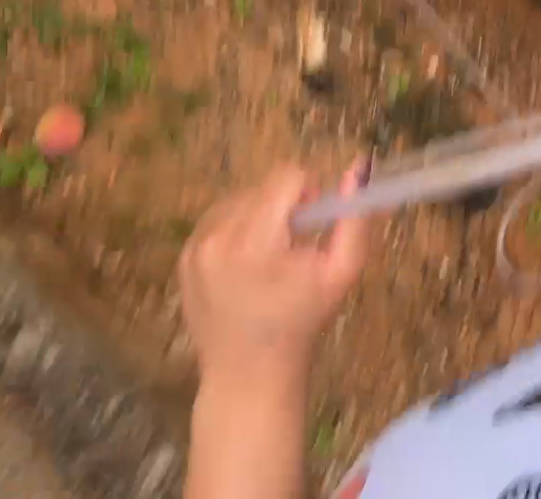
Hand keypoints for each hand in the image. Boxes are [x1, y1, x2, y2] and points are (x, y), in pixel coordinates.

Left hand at [179, 164, 369, 390]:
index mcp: (256, 242)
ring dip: (262, 214)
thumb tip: (357, 168)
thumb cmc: (303, 320)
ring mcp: (194, 249)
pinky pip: (220, 218)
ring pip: (241, 198)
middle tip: (296, 243)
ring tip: (272, 254)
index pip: (286, 177)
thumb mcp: (343, 270)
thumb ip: (353, 217)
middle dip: (286, 205)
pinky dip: (240, 228)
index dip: (309, 193)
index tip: (312, 224)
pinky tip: (249, 262)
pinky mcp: (183, 258)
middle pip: (264, 186)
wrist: (249, 372)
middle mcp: (217, 238)